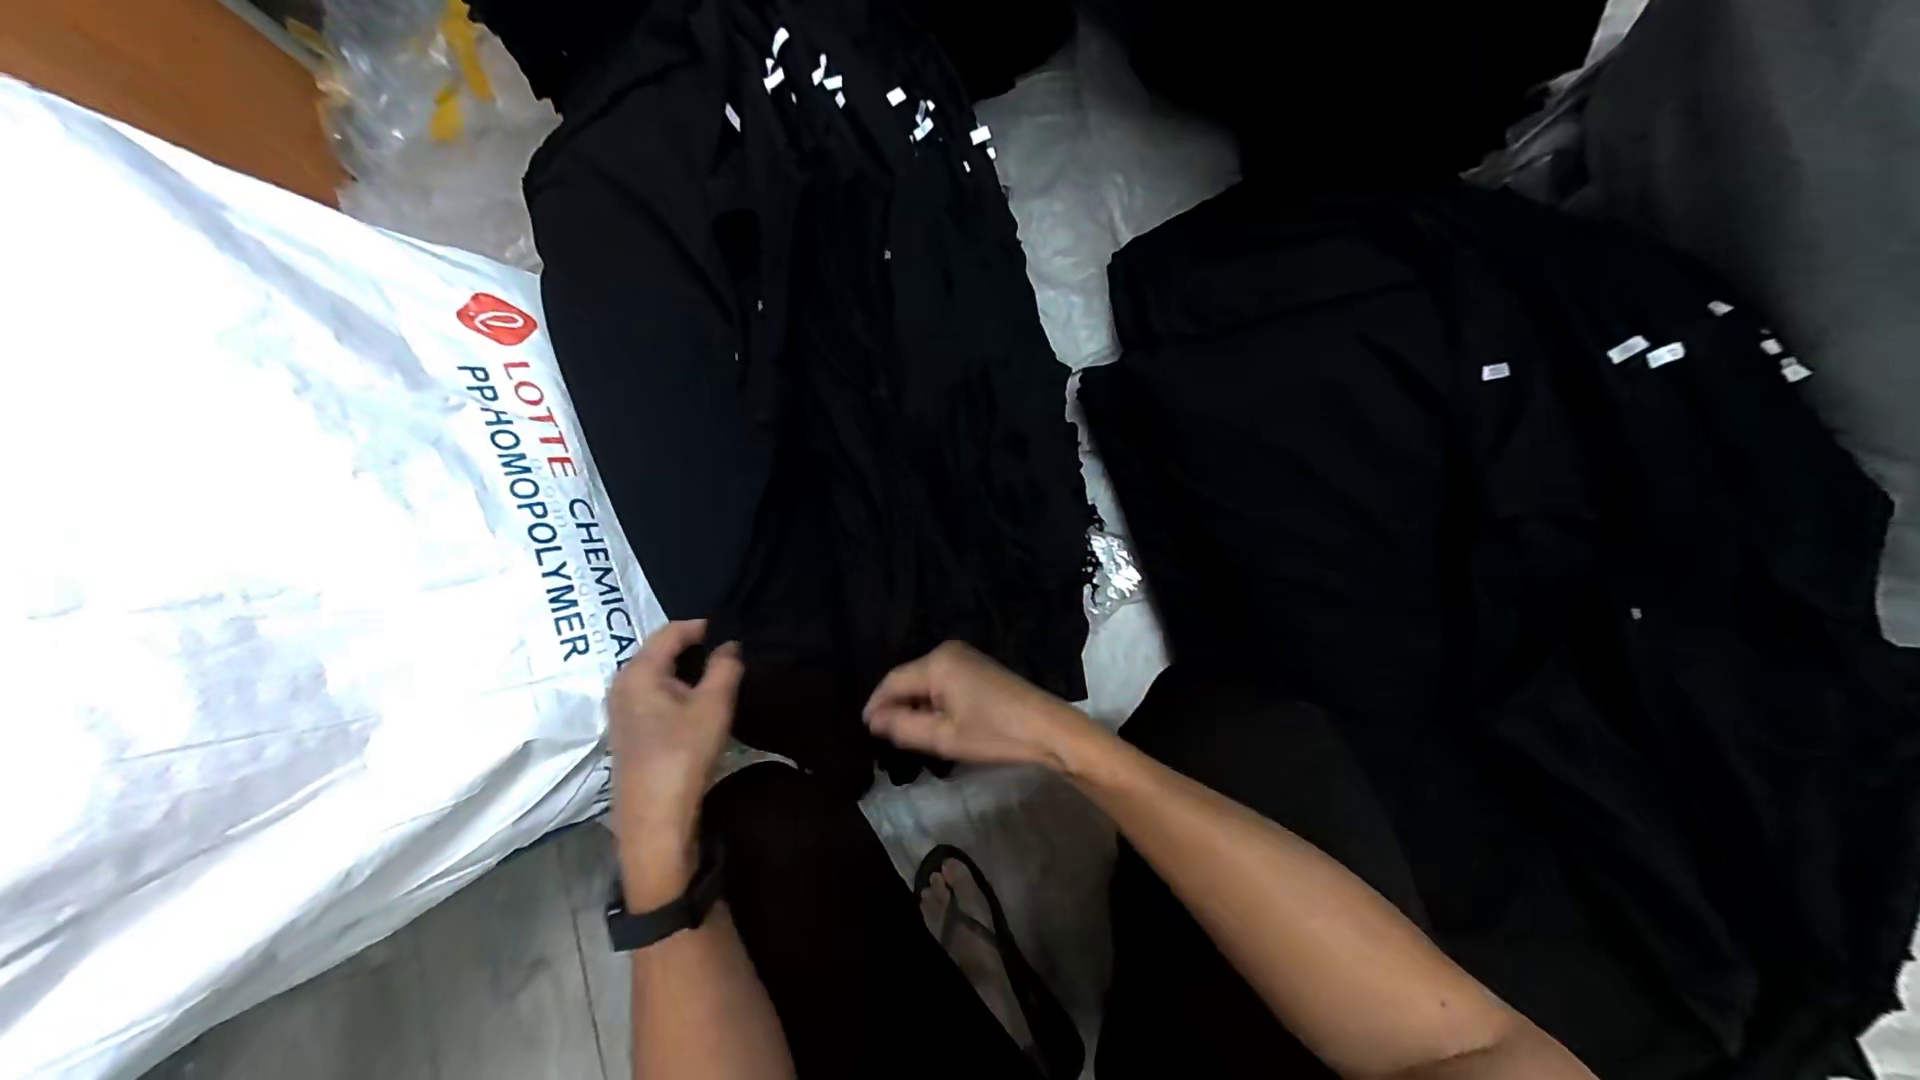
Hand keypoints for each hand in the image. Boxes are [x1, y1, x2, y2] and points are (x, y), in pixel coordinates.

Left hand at [609, 620, 742, 908]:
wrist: (655, 817)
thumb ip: (725, 666)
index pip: (671, 630)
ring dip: (688, 668)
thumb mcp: (714, 704)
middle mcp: (622, 683)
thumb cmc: (683, 753)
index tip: (733, 631)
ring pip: (658, 672)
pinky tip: (700, 700)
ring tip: (721, 673)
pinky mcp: (629, 728)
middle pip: (661, 649)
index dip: (703, 626)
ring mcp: (621, 707)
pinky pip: (655, 692)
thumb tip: (729, 644)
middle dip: (696, 646)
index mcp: (638, 671)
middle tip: (731, 651)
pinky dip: (678, 687)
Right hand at [862, 642, 1096, 771]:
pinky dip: (935, 700)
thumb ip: (903, 726)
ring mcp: (965, 656)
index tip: (865, 729)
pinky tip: (937, 723)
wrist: (1048, 728)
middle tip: (888, 737)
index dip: (876, 705)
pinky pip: (943, 680)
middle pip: (908, 679)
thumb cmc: (995, 733)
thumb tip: (873, 720)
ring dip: (917, 705)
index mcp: (937, 663)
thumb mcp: (943, 737)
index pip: (892, 682)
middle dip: (897, 706)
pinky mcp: (977, 666)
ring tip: (911, 734)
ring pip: (926, 681)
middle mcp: (948, 651)